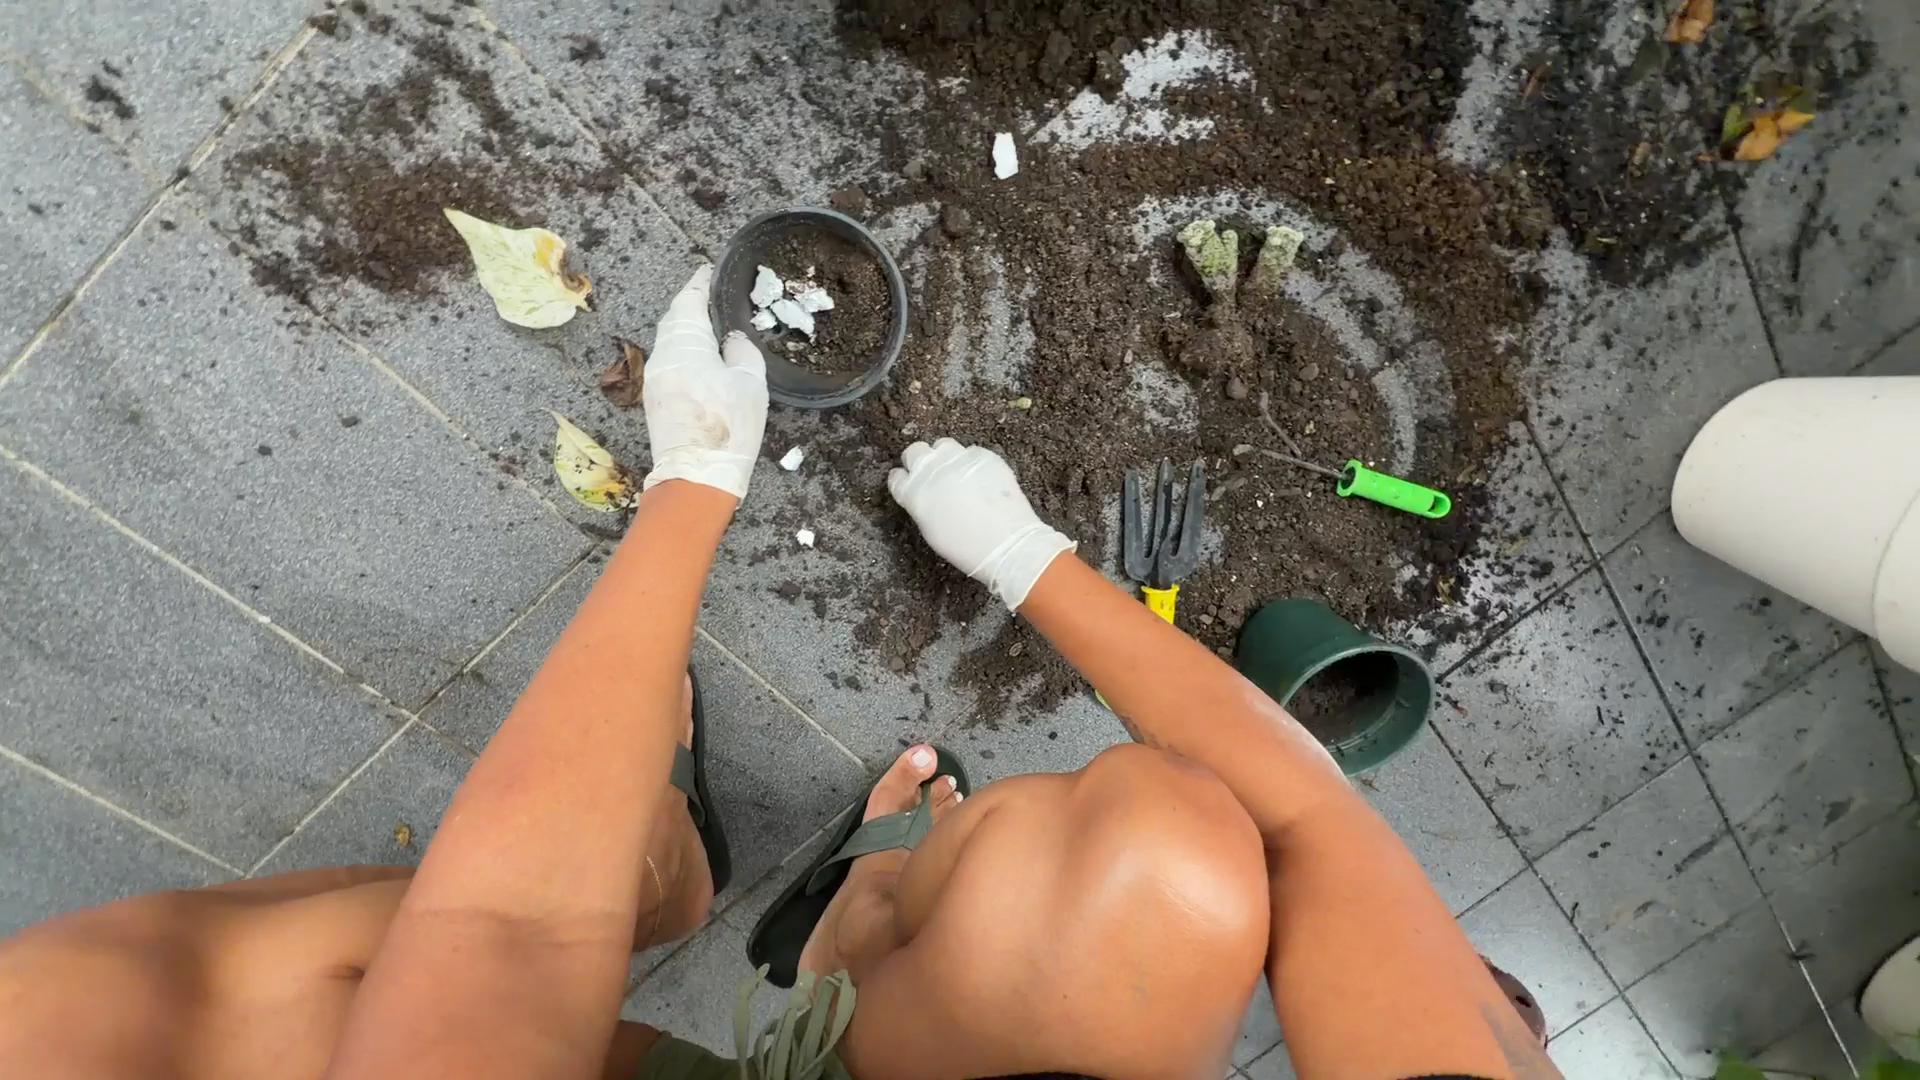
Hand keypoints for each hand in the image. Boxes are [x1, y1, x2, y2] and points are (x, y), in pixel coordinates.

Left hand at [642, 265, 768, 500]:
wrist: (698, 476)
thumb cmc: (729, 428)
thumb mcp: (750, 385)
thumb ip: (742, 352)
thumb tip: (731, 340)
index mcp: (685, 347)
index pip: (688, 302)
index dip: (699, 284)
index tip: (708, 272)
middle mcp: (663, 357)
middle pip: (674, 320)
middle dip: (690, 305)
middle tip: (710, 298)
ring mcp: (654, 380)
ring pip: (670, 342)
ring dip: (686, 330)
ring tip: (708, 327)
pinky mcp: (655, 400)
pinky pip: (669, 362)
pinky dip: (684, 351)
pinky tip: (699, 358)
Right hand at [888, 438, 1075, 609]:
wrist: (1005, 543)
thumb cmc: (965, 547)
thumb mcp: (930, 530)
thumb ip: (920, 504)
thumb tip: (923, 494)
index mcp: (914, 493)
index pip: (896, 476)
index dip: (903, 479)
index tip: (909, 483)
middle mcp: (931, 470)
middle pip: (914, 451)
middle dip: (919, 460)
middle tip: (931, 474)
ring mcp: (958, 459)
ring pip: (942, 445)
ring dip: (945, 456)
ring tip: (956, 472)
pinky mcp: (983, 456)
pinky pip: (971, 452)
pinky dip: (971, 462)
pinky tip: (980, 477)